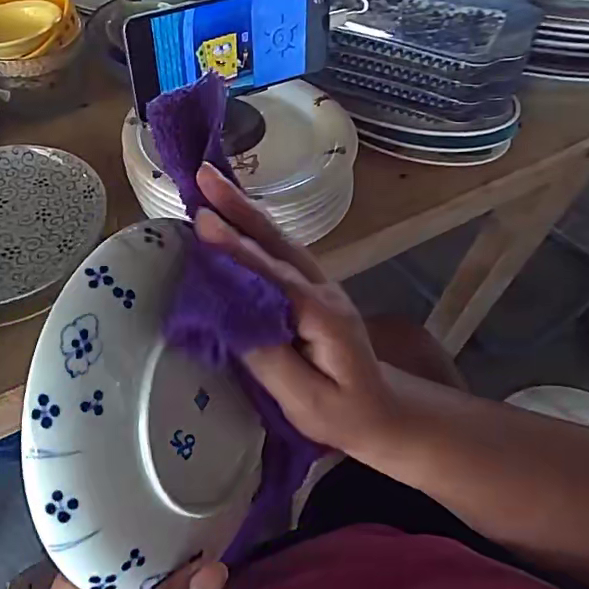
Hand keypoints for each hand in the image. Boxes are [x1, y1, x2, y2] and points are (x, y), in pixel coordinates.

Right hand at [190, 164, 407, 457]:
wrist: (386, 412)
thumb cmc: (346, 413)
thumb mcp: (307, 401)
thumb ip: (270, 359)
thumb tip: (230, 318)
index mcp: (321, 315)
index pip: (273, 275)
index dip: (237, 248)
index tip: (203, 221)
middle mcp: (321, 289)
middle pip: (276, 240)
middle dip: (238, 206)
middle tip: (202, 175)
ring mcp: (317, 284)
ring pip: (277, 239)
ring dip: (243, 209)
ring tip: (209, 182)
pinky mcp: (308, 288)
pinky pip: (277, 249)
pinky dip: (252, 226)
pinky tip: (231, 214)